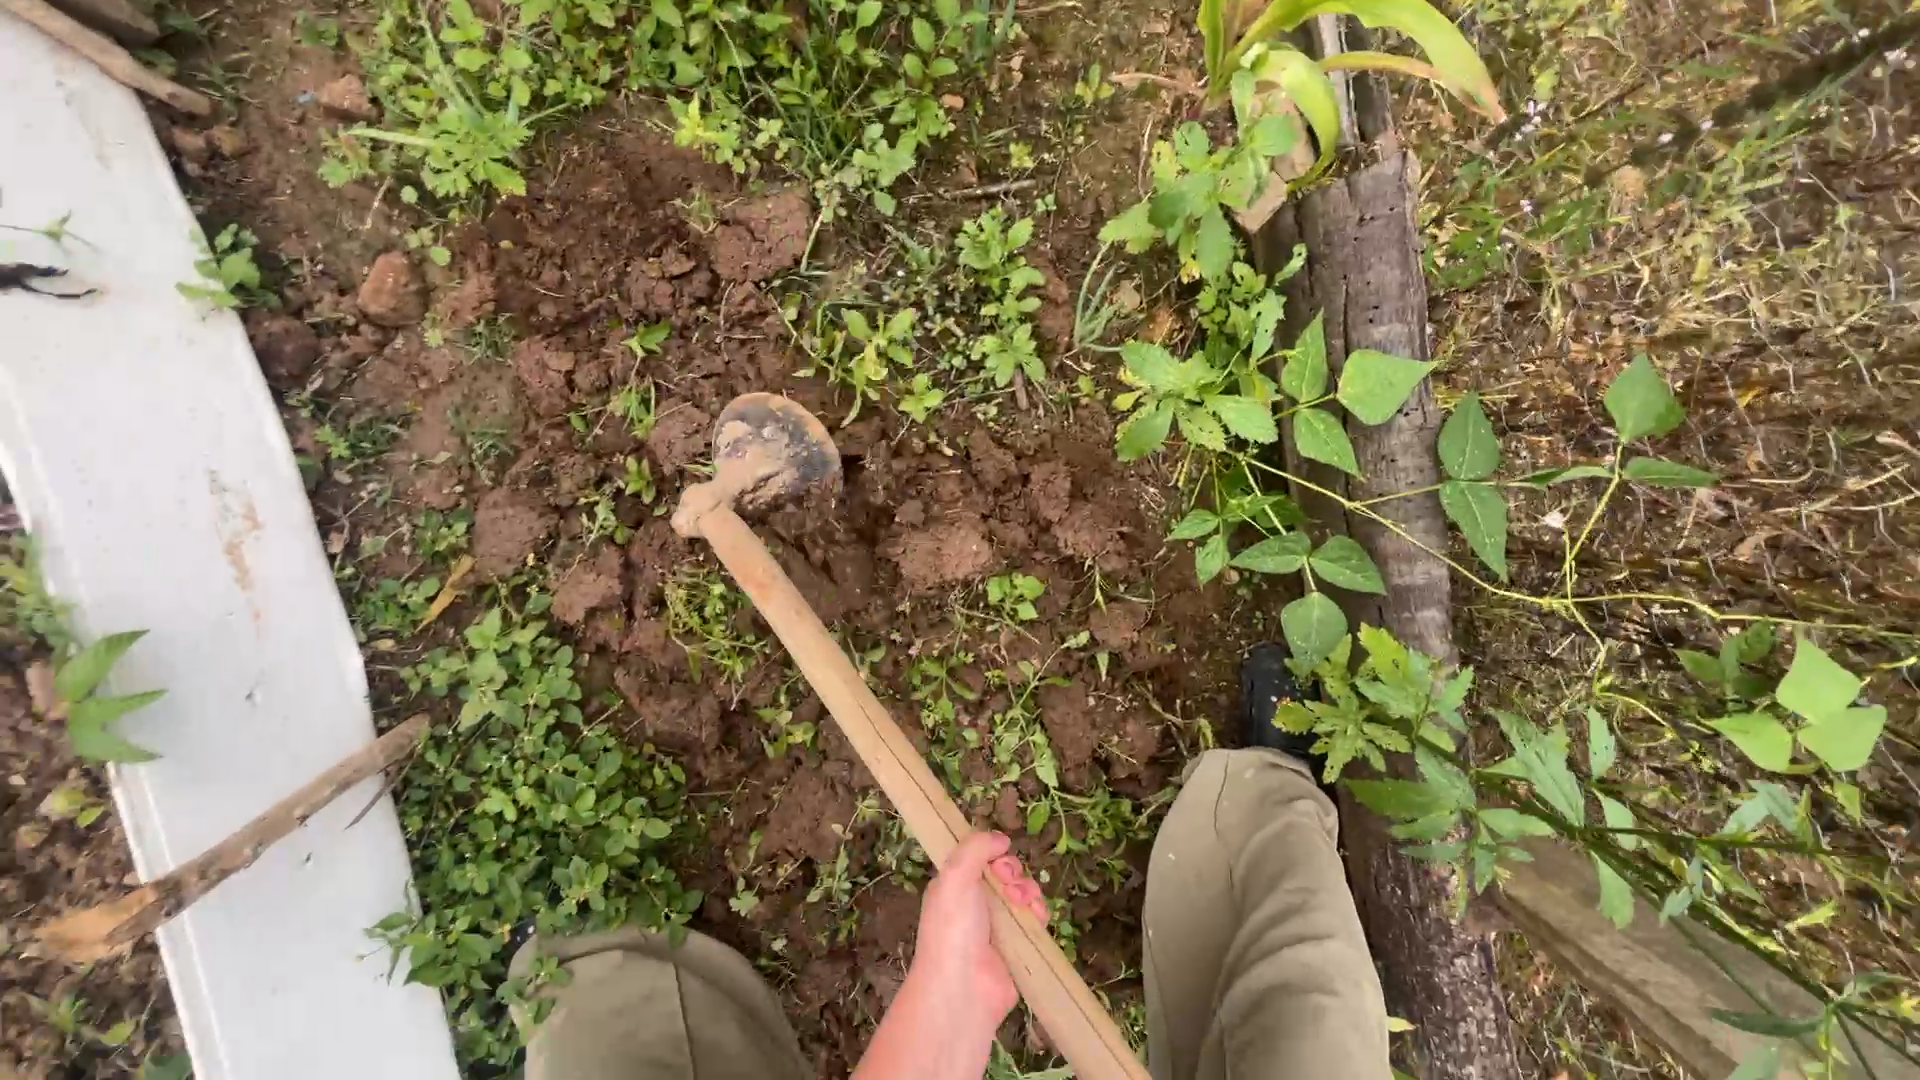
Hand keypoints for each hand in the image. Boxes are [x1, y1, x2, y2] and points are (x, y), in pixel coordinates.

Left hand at [911, 831, 1049, 1034]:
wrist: (963, 988)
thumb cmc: (953, 928)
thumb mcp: (955, 876)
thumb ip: (976, 848)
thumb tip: (1001, 839)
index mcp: (955, 885)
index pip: (978, 858)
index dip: (991, 853)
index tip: (997, 858)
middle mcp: (975, 902)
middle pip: (1003, 872)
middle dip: (1012, 872)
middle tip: (1009, 884)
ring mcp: (997, 925)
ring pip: (1022, 893)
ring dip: (1028, 890)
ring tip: (1023, 901)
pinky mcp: (1017, 945)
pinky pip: (1034, 918)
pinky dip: (1039, 912)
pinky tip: (1037, 915)